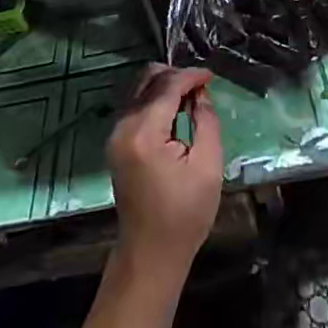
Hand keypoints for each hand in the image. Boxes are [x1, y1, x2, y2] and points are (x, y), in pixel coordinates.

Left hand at [108, 66, 222, 271]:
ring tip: (193, 97)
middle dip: (176, 77)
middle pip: (148, 80)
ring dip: (165, 87)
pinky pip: (136, 107)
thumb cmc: (185, 214)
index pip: (167, 87)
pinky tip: (177, 112)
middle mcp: (123, 127)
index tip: (212, 76)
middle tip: (202, 87)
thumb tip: (201, 94)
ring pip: (140, 90)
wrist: (151, 252)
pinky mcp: (116, 143)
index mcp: (144, 133)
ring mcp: (115, 135)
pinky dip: (156, 101)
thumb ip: (206, 122)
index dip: (191, 76)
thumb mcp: (208, 166)